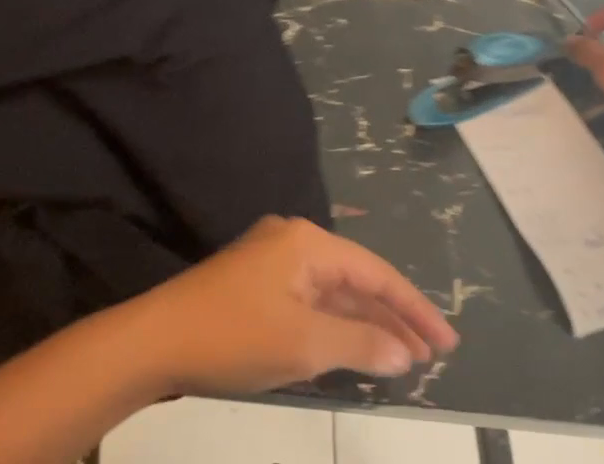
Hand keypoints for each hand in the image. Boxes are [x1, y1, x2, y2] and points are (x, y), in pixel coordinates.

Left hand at [120, 216, 457, 394]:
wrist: (156, 341)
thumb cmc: (234, 336)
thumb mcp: (305, 345)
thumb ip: (361, 346)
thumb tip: (402, 353)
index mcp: (307, 243)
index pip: (376, 272)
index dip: (415, 308)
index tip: (447, 342)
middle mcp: (292, 242)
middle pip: (356, 280)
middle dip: (393, 318)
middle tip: (430, 357)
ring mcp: (271, 262)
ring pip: (332, 294)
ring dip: (365, 326)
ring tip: (402, 360)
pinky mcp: (254, 285)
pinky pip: (309, 303)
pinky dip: (334, 328)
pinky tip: (354, 352)